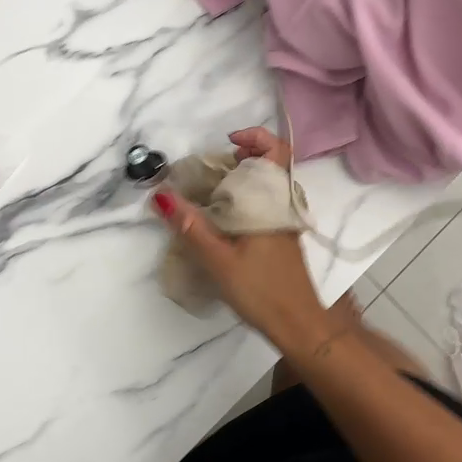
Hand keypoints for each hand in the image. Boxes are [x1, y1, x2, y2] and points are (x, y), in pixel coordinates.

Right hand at [151, 127, 332, 357]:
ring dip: (242, 178)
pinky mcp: (281, 238)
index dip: (255, 136)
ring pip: (266, 185)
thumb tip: (161, 194)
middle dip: (241, 156)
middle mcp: (283, 204)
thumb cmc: (262, 290)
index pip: (276, 150)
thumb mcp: (219, 260)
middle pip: (269, 164)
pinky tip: (222, 218)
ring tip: (211, 191)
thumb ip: (191, 226)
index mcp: (272, 201)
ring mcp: (284, 221)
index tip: (228, 142)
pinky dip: (244, 198)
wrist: (300, 326)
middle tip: (211, 168)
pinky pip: (264, 203)